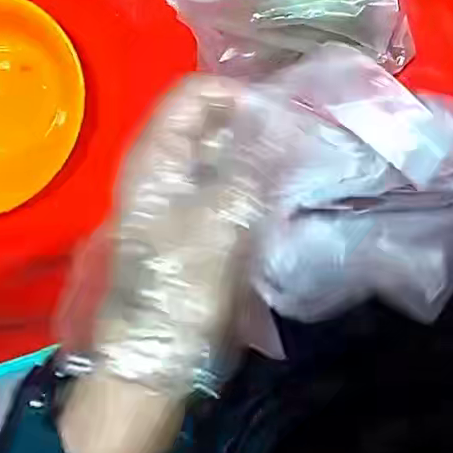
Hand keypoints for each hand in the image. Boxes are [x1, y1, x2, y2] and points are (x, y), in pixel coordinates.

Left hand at [58, 76, 274, 452]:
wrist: (152, 360)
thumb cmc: (179, 286)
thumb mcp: (221, 219)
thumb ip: (254, 162)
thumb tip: (284, 118)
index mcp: (157, 153)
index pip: (197, 92)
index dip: (238, 94)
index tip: (281, 116)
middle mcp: (165, 162)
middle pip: (213, 116)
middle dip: (256, 119)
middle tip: (299, 137)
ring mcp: (180, 190)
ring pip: (225, 147)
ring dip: (261, 148)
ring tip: (299, 160)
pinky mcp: (197, 216)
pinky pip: (230, 178)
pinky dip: (256, 175)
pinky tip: (283, 190)